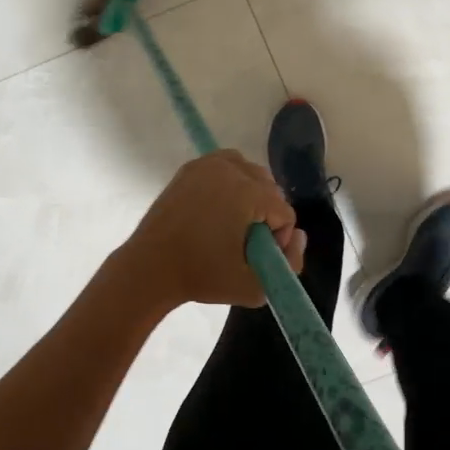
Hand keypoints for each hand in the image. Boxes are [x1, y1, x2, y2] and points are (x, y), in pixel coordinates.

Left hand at [117, 150, 304, 310]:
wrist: (151, 266)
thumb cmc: (202, 275)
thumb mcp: (255, 285)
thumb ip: (290, 264)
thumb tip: (298, 236)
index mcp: (248, 192)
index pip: (284, 211)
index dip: (279, 237)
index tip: (258, 255)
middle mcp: (230, 169)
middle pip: (269, 187)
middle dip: (266, 214)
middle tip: (246, 241)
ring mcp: (207, 164)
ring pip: (248, 171)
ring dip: (251, 194)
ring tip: (234, 224)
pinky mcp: (190, 168)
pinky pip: (225, 166)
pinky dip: (230, 181)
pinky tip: (218, 209)